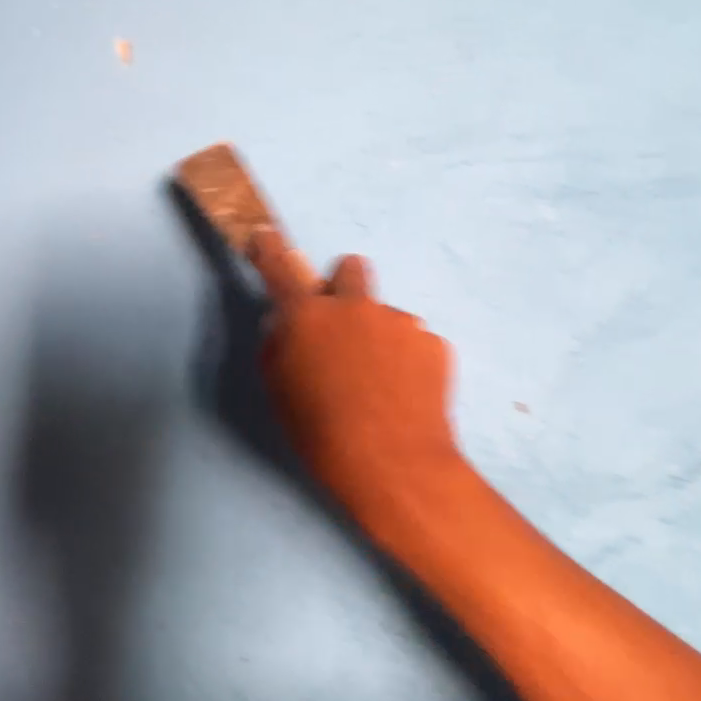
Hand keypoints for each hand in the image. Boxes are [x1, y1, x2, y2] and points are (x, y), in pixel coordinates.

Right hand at [246, 229, 459, 499]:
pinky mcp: (434, 343)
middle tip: (344, 331)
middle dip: (345, 290)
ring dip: (378, 336)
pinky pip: (414, 343)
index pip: (279, 268)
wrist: (390, 462)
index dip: (269, 250)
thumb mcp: (278, 390)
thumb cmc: (319, 432)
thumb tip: (286, 325)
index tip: (266, 237)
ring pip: (385, 315)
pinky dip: (407, 362)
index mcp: (306, 316)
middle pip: (351, 269)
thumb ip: (278, 347)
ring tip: (379, 386)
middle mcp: (353, 306)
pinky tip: (403, 396)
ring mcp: (399, 321)